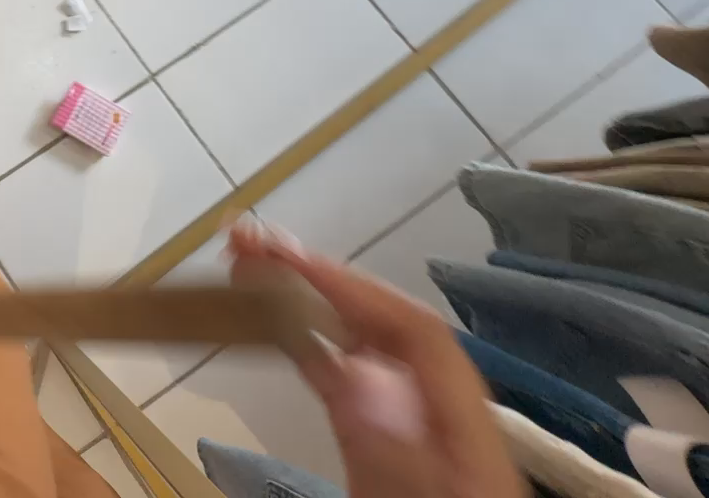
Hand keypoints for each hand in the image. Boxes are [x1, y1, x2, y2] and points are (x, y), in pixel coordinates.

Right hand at [228, 222, 526, 497]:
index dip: (348, 285)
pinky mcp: (382, 453)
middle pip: (386, 331)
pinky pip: (344, 381)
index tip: (276, 256)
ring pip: (361, 348)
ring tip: (246, 266)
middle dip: (316, 277)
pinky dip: (305, 343)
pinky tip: (272, 327)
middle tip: (244, 243)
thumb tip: (364, 376)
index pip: (415, 338)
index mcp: (464, 443)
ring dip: (304, 299)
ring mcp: (411, 438)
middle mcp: (440, 426)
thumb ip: (395, 465)